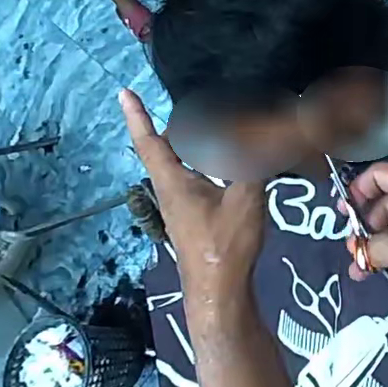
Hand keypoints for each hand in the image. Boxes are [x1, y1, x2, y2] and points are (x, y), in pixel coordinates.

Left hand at [120, 88, 263, 309]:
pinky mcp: (193, 221)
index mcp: (173, 182)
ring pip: (182, 167)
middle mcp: (171, 192)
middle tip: (202, 109)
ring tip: (218, 132)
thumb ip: (252, 163)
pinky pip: (195, 181)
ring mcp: (181, 209)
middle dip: (178, 127)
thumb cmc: (224, 245)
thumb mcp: (244, 199)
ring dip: (194, 148)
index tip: (124, 93)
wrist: (218, 293)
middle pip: (167, 151)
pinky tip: (230, 170)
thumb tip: (263, 132)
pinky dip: (207, 166)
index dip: (137, 116)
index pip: (149, 142)